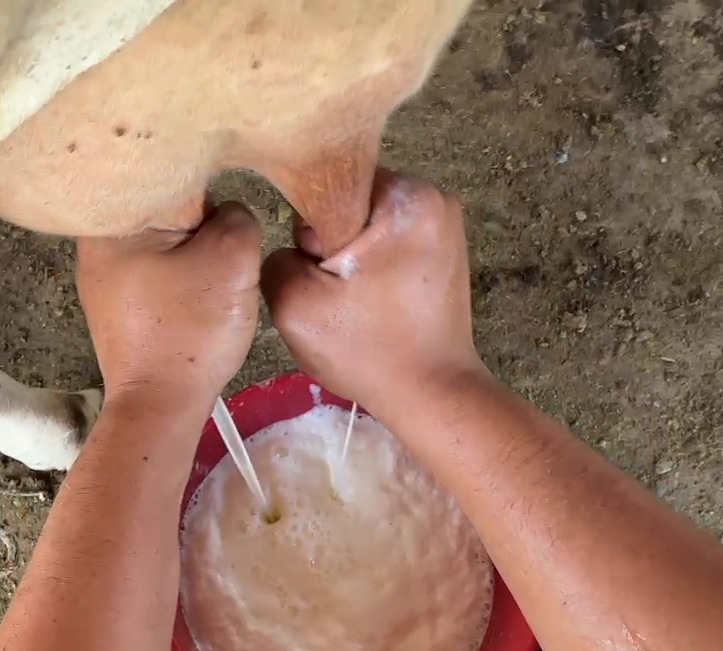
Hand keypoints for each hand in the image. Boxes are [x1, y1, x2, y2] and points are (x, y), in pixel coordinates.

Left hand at [77, 201, 261, 411]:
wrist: (160, 405)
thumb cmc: (189, 331)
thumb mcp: (231, 256)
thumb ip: (237, 213)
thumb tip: (224, 216)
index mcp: (111, 217)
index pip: (170, 172)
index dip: (208, 187)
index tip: (219, 216)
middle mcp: (94, 241)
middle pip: (165, 206)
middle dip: (198, 224)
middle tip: (214, 252)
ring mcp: (102, 277)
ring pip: (163, 241)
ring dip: (190, 254)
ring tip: (203, 280)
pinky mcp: (116, 306)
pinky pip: (155, 273)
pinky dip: (177, 280)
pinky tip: (188, 301)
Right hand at [261, 172, 487, 414]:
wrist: (430, 393)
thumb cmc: (366, 350)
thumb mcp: (295, 306)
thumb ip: (276, 262)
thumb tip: (294, 253)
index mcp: (403, 196)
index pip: (329, 187)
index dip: (309, 234)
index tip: (321, 277)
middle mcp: (433, 196)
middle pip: (349, 207)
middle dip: (332, 249)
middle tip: (337, 299)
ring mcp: (445, 225)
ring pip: (367, 230)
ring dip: (351, 264)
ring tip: (356, 307)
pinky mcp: (446, 254)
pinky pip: (389, 248)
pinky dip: (373, 274)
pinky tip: (374, 307)